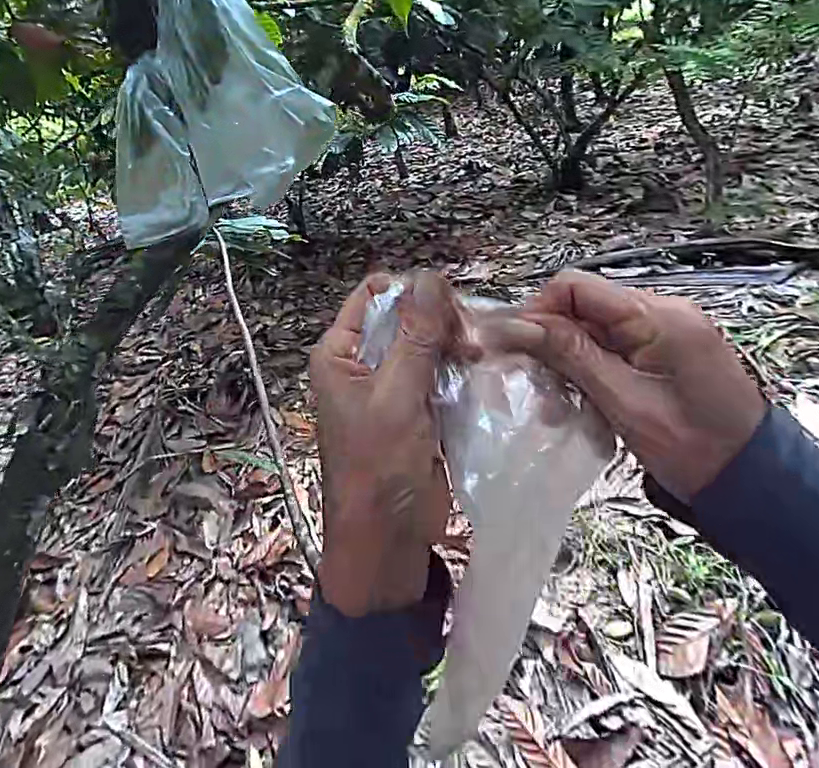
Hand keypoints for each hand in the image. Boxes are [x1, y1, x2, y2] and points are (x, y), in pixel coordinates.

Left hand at [307, 272, 463, 615]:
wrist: (387, 542)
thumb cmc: (378, 467)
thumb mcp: (396, 396)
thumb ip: (415, 336)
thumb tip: (430, 278)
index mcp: (339, 353)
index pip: (374, 295)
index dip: (410, 292)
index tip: (446, 308)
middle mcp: (363, 362)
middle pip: (406, 315)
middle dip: (438, 320)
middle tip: (468, 339)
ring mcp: (392, 383)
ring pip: (427, 341)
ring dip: (453, 343)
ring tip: (477, 355)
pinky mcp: (417, 404)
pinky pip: (439, 369)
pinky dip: (458, 366)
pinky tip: (478, 368)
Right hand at [489, 270, 765, 499]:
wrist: (759, 486)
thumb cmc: (695, 449)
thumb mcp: (625, 403)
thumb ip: (572, 356)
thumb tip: (517, 325)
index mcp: (657, 316)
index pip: (575, 286)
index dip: (537, 312)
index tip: (515, 350)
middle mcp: (663, 310)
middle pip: (584, 306)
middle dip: (553, 342)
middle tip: (536, 387)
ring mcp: (668, 329)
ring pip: (596, 329)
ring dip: (571, 363)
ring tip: (559, 407)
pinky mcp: (669, 350)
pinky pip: (616, 347)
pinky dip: (594, 371)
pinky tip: (587, 405)